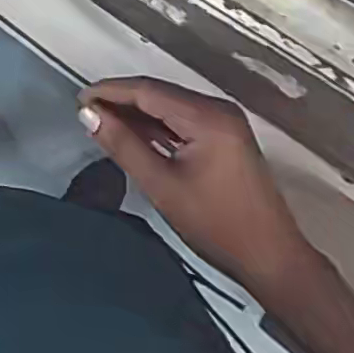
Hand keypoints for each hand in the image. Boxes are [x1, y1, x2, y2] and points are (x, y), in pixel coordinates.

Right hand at [80, 77, 318, 294]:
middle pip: (158, 93)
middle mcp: (217, 109)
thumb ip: (122, 145)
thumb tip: (88, 115)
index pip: (148, 90)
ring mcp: (223, 122)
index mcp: (207, 117)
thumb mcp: (162, 186)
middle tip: (86, 110)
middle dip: (120, 99)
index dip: (110, 91)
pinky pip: (180, 119)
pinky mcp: (223, 136)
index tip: (79, 99)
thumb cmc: (218, 226)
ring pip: (168, 105)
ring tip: (101, 120)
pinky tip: (132, 132)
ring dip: (135, 111)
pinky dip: (154, 124)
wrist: (273, 262)